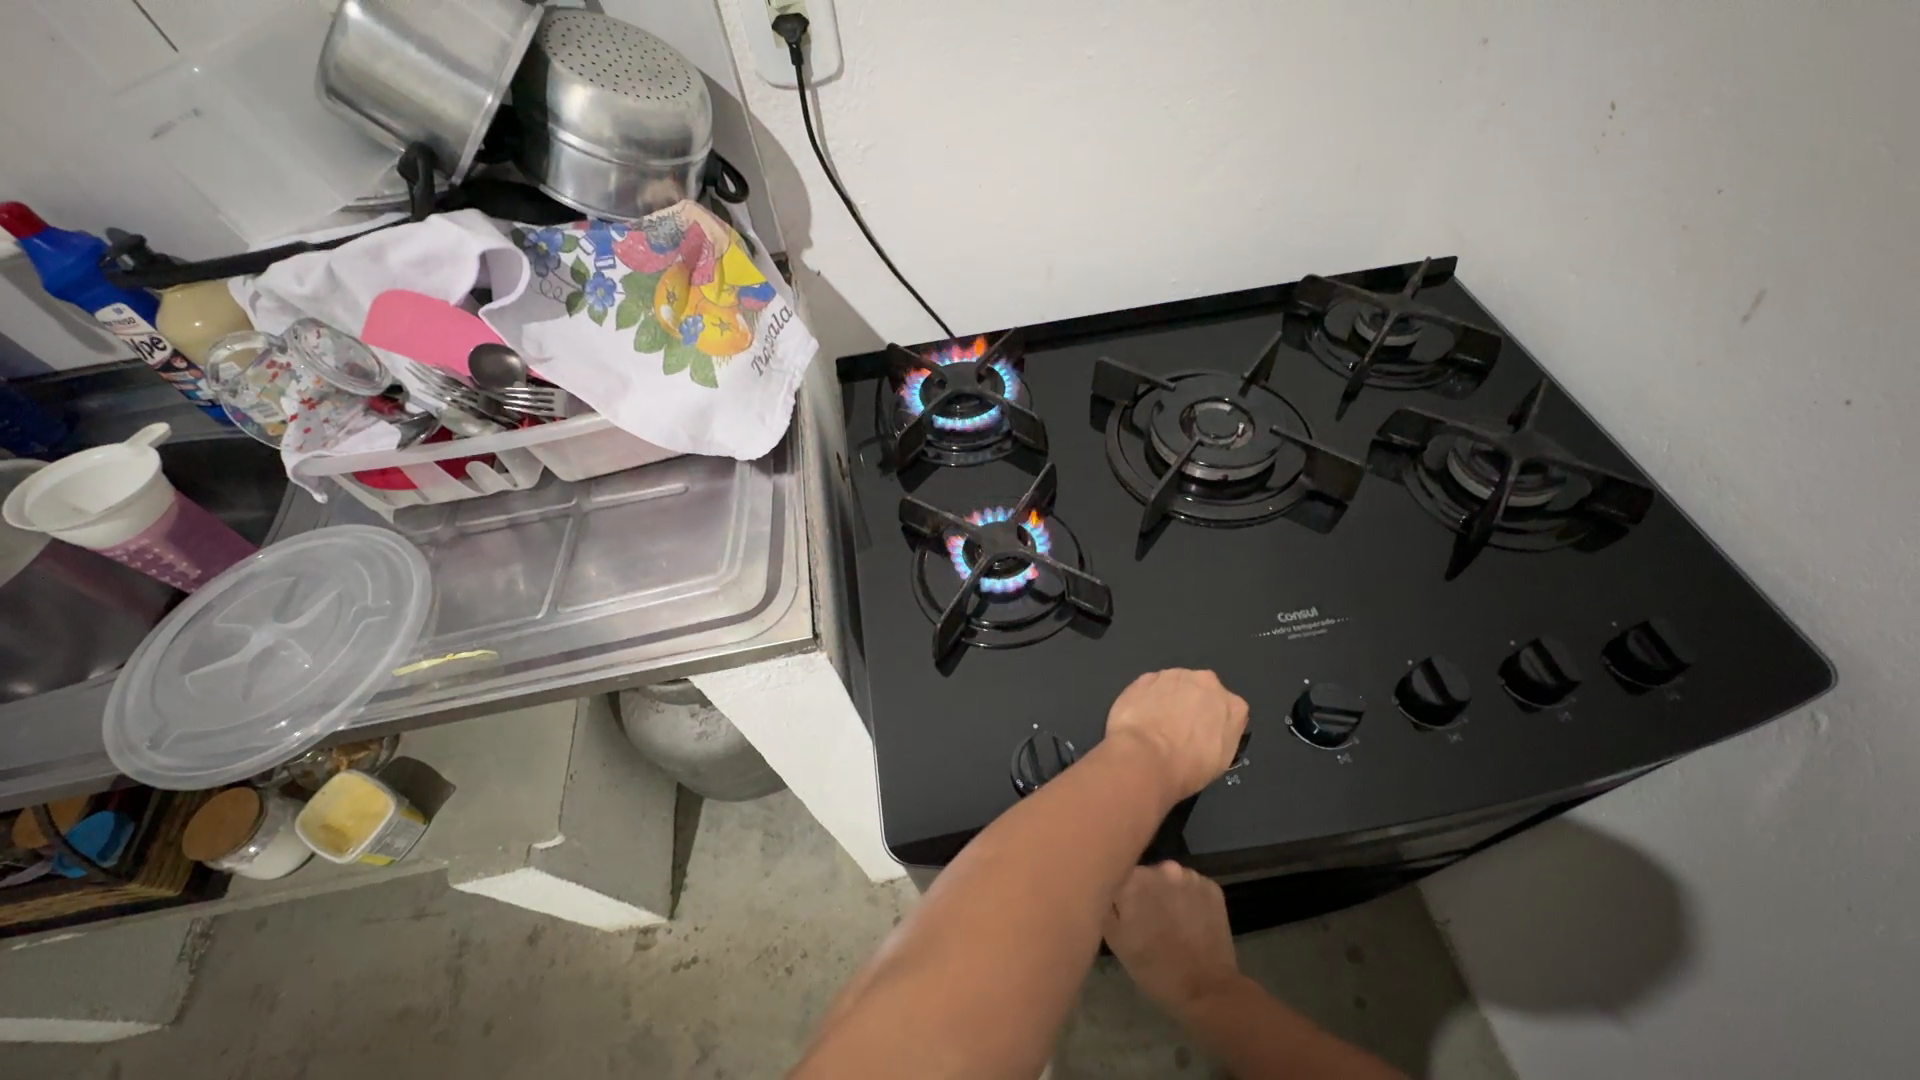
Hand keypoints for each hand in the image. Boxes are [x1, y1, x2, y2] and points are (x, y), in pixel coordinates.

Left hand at [1103, 669, 1248, 800]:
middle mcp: (1208, 682)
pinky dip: (1146, 699)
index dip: (1213, 726)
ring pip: (1175, 686)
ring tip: (1155, 726)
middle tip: (1178, 730)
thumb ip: (1222, 737)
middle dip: (1192, 706)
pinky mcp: (1146, 676)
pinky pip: (1150, 687)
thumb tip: (1210, 734)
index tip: (1203, 738)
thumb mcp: (1220, 762)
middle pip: (1202, 692)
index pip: (1228, 712)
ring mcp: (1175, 675)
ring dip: (1168, 700)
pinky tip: (1140, 719)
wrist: (1145, 756)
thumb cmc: (1187, 766)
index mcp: (1234, 706)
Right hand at [1105, 861, 1241, 1018]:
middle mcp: (1163, 868)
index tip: (1122, 911)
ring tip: (1169, 922)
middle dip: (1143, 892)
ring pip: (1169, 879)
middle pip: (1145, 874)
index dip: (1119, 893)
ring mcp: (1191, 876)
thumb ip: (1105, 904)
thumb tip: (1105, 886)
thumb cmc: (1154, 968)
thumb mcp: (1115, 939)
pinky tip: (1189, 922)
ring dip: (1166, 894)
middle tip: (1145, 920)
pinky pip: (1191, 886)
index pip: (1118, 874)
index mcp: (1134, 878)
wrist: (1206, 989)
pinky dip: (1188, 899)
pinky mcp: (1212, 888)